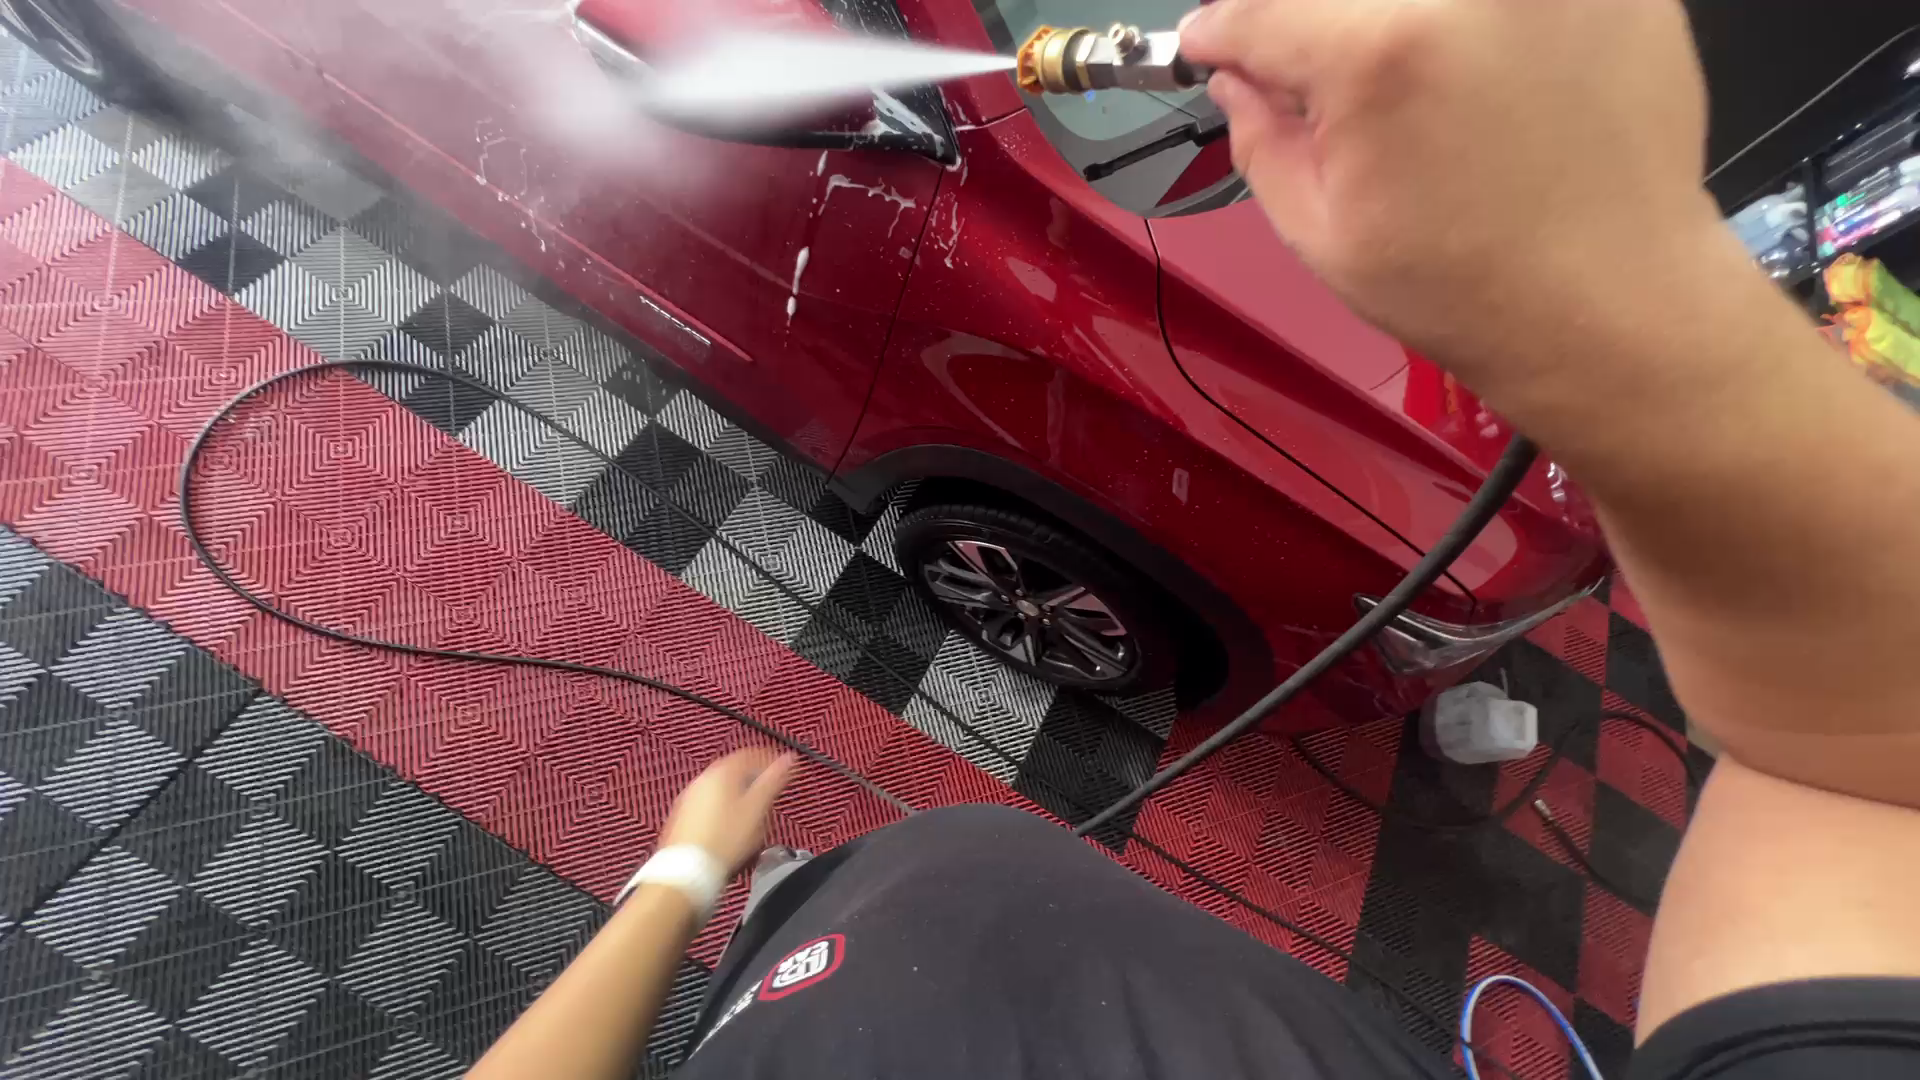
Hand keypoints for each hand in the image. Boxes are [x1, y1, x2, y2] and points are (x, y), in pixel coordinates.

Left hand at [659, 748, 795, 873]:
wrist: (687, 873)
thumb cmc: (722, 842)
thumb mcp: (757, 808)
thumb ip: (774, 780)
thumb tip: (788, 759)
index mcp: (721, 772)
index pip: (750, 754)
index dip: (770, 760)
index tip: (783, 769)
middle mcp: (702, 781)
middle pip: (734, 771)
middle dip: (754, 780)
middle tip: (769, 792)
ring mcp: (689, 799)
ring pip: (721, 790)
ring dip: (739, 796)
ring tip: (753, 815)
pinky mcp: (683, 818)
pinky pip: (709, 806)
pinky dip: (724, 811)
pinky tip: (731, 829)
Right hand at [1179, 0, 1729, 388]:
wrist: (1595, 298)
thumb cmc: (1452, 284)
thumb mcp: (1317, 231)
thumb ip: (1261, 141)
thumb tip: (1235, 82)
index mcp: (1379, 56)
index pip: (1265, 12)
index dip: (1219, 28)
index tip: (1202, 38)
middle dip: (1294, 17)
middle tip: (1283, 65)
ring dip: (1369, 21)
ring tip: (1373, 81)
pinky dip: (1452, 26)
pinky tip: (1457, 78)